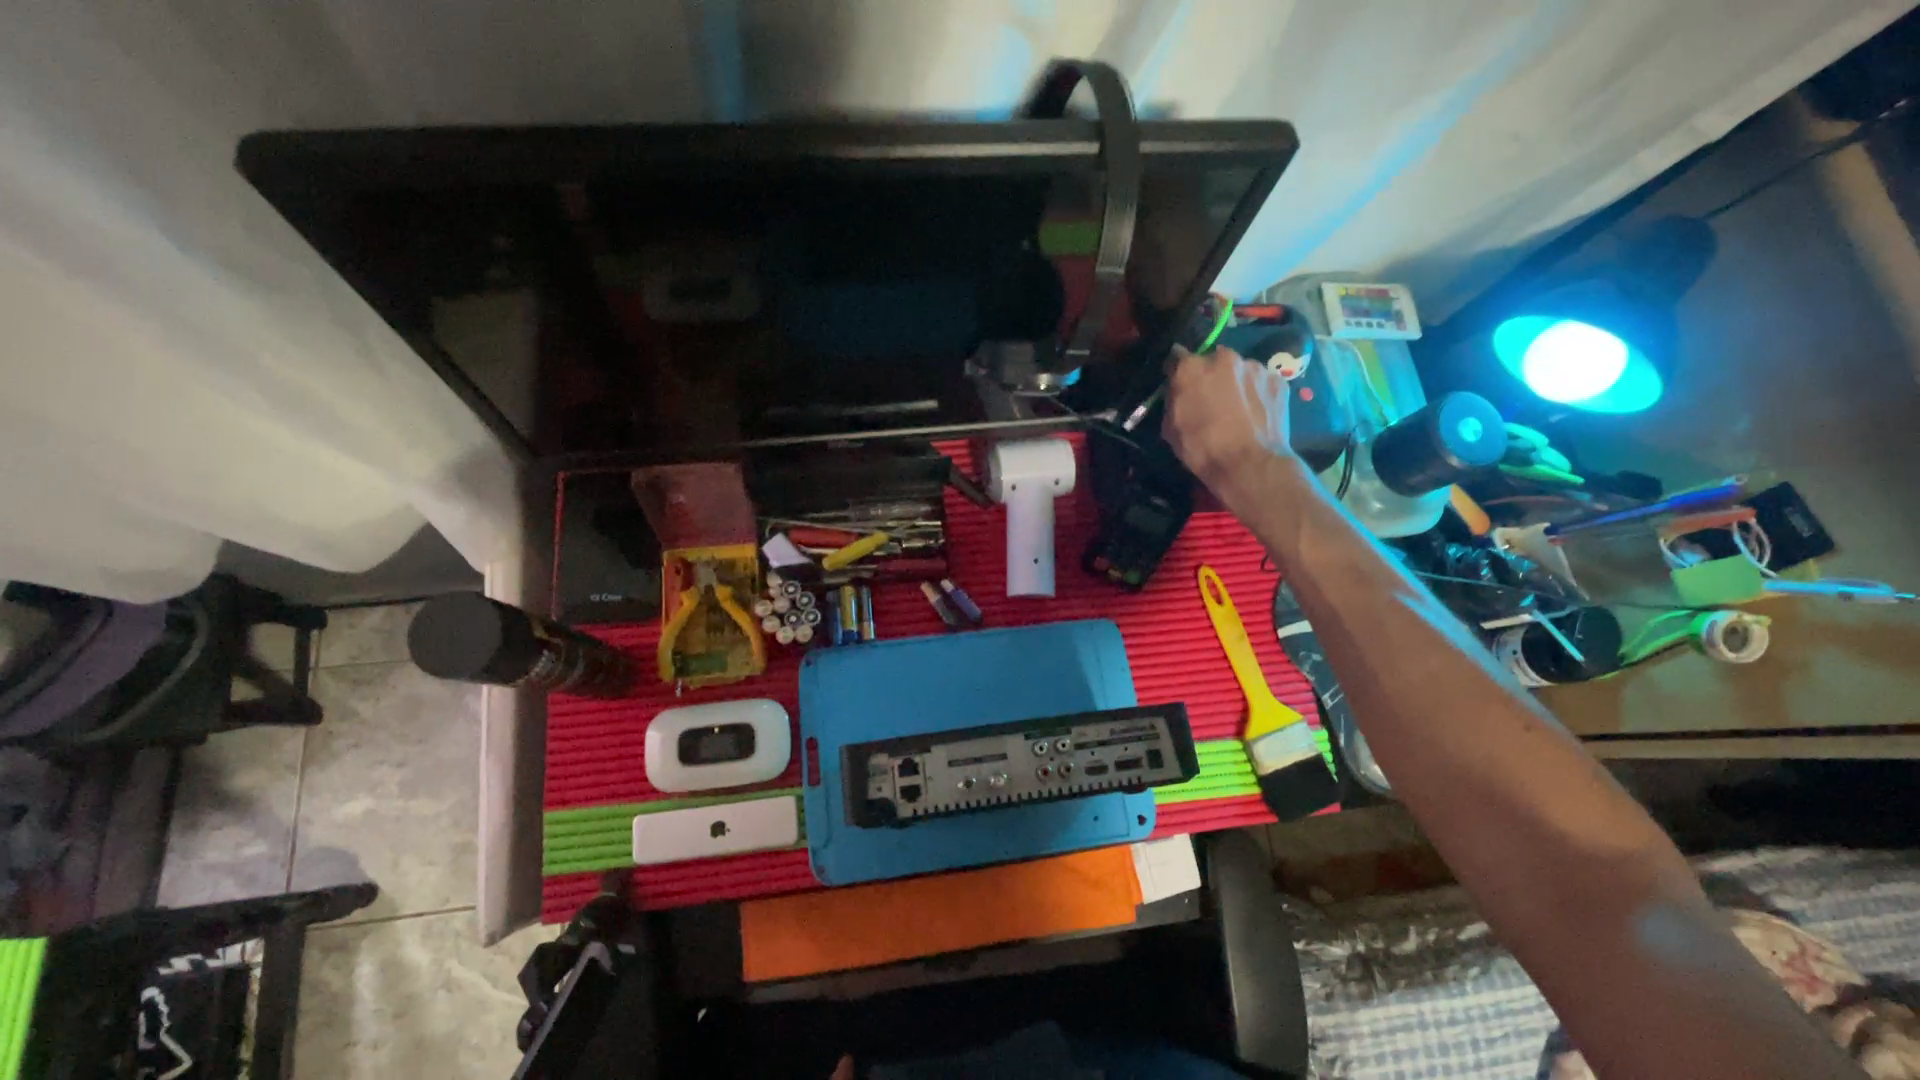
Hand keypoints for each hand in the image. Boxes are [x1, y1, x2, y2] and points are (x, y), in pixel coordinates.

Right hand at [1160, 345, 1294, 486]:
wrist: (1251, 466)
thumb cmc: (1203, 449)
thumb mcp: (1171, 428)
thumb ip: (1173, 400)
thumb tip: (1178, 392)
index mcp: (1192, 367)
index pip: (1177, 356)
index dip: (1177, 372)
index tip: (1180, 385)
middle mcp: (1224, 357)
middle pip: (1212, 361)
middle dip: (1210, 376)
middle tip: (1212, 400)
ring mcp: (1255, 367)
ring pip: (1239, 370)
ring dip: (1236, 383)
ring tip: (1239, 409)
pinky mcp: (1278, 380)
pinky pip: (1261, 382)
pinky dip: (1257, 393)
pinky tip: (1257, 414)